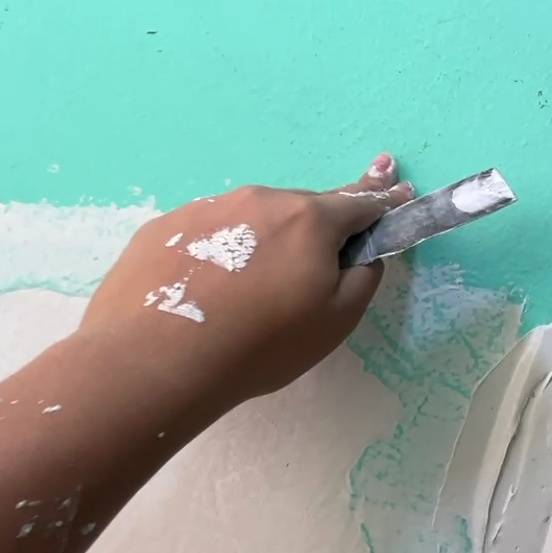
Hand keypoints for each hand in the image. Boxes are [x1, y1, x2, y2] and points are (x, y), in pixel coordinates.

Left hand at [78, 154, 414, 409]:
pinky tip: (213, 287)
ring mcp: (208, 209)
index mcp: (311, 219)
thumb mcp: (338, 318)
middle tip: (321, 262)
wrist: (151, 364)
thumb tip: (362, 252)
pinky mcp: (164, 226)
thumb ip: (364, 275)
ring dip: (270, 239)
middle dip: (322, 227)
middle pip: (307, 208)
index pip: (362, 201)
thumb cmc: (262, 344)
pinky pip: (213, 231)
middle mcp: (261, 201)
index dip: (385, 198)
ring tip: (255, 287)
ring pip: (257, 218)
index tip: (400, 188)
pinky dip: (226, 250)